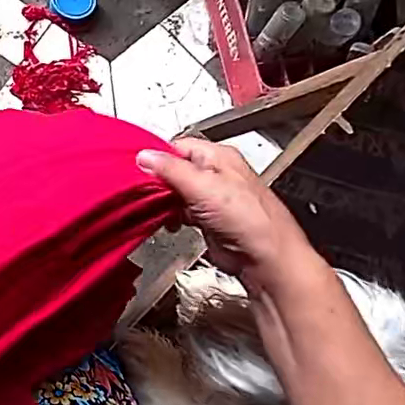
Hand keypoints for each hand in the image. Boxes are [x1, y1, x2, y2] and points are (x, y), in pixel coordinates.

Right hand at [137, 138, 316, 290]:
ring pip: (176, 192)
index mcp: (218, 157)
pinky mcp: (208, 218)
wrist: (265, 257)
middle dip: (159, 182)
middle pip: (175, 169)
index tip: (138, 168)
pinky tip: (171, 223)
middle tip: (147, 192)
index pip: (178, 147)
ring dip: (164, 202)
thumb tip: (145, 155)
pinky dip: (172, 217)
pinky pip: (182, 211)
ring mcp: (211, 197)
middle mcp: (215, 174)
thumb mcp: (203, 186)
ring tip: (160, 210)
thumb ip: (171, 169)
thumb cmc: (249, 220)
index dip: (157, 157)